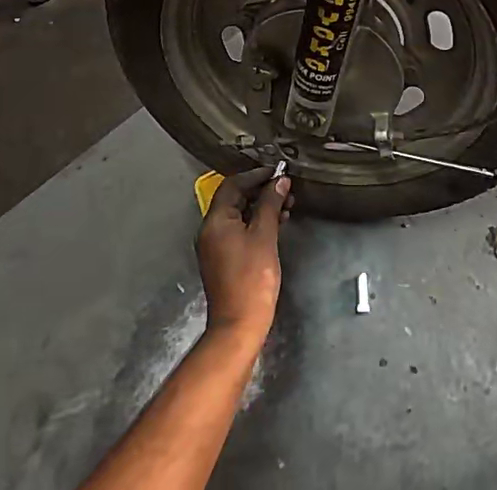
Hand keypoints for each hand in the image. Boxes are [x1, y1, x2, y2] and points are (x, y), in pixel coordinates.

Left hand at [196, 170, 291, 339]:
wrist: (239, 324)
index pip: (233, 185)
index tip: (277, 172)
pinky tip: (275, 224)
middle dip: (260, 190)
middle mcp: (210, 229)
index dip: (255, 175)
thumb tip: (279, 181)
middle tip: (284, 189)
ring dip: (260, 207)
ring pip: (238, 214)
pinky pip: (238, 229)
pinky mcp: (223, 258)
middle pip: (233, 198)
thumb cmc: (252, 278)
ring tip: (286, 206)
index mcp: (215, 221)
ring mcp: (215, 245)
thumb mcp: (264, 236)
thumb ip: (270, 205)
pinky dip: (255, 222)